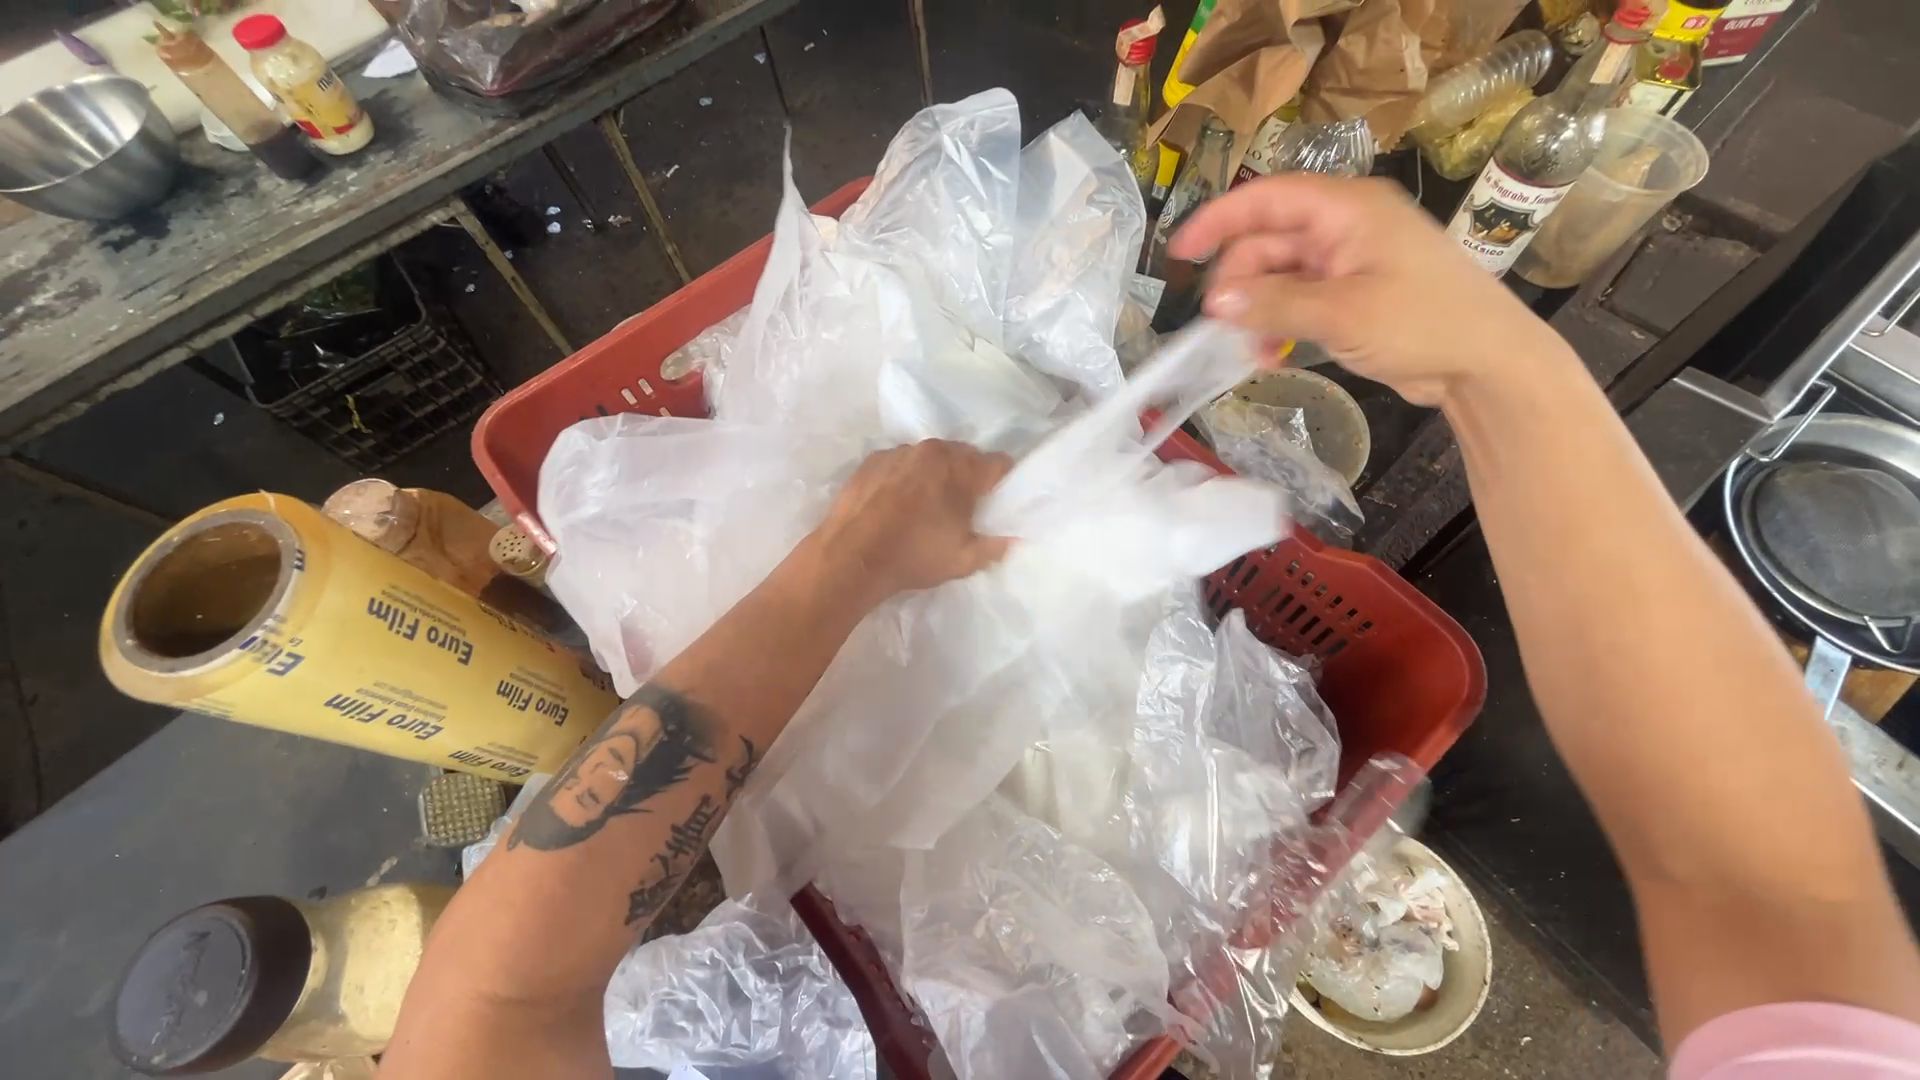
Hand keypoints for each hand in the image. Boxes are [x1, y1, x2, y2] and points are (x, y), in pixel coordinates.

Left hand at [812, 439, 1013, 604]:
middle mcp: (932, 451)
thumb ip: (994, 547)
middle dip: (968, 477)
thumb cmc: (914, 557)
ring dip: (935, 474)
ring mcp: (899, 452)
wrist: (850, 557)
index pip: (999, 463)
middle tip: (962, 507)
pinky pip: (900, 463)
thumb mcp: (963, 560)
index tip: (997, 501)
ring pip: (930, 457)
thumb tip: (1011, 539)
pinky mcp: (872, 460)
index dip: (1003, 482)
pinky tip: (895, 503)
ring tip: (924, 505)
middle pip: (964, 455)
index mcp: (962, 469)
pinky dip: (904, 476)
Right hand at [1170, 173, 1573, 407]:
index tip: (1180, 251)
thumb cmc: (1423, 323)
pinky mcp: (1350, 295)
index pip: (1267, 198)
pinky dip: (1278, 326)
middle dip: (1239, 284)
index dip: (1218, 220)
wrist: (1485, 362)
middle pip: (1268, 243)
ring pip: (1278, 278)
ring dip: (1257, 312)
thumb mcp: (1341, 314)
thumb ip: (1274, 305)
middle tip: (1221, 326)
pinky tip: (1271, 356)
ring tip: (1248, 351)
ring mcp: (1347, 262)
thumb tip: (1214, 302)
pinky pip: (1297, 302)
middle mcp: (1343, 228)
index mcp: (1346, 210)